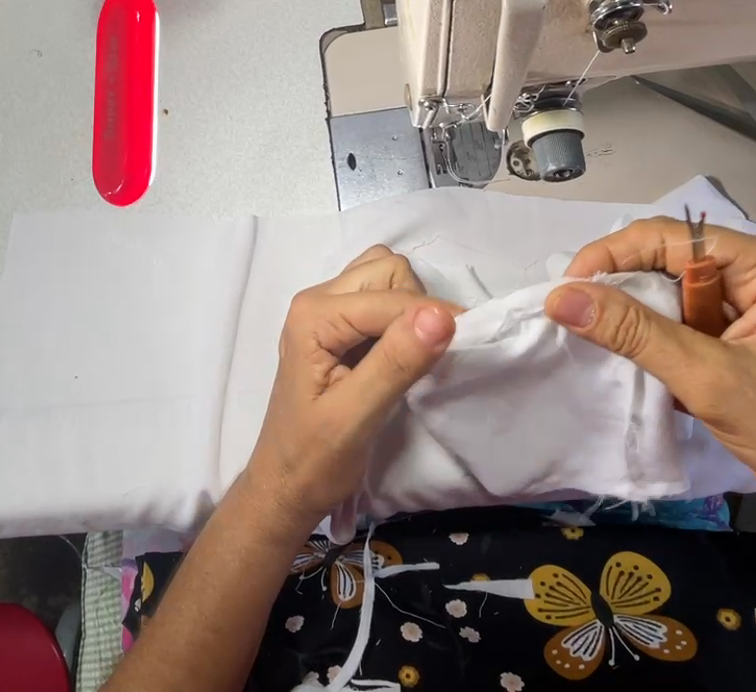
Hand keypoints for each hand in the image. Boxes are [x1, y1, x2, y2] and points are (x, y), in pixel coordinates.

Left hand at [238, 245, 458, 533]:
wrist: (285, 484)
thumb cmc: (314, 459)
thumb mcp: (356, 417)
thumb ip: (396, 363)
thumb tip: (441, 316)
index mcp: (314, 315)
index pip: (391, 297)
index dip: (433, 317)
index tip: (470, 344)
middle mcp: (316, 299)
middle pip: (386, 271)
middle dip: (418, 305)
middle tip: (428, 356)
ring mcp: (325, 310)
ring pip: (385, 277)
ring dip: (410, 306)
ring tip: (413, 354)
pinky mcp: (338, 325)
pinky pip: (380, 297)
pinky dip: (402, 315)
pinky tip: (402, 352)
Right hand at [544, 218, 755, 525]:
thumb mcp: (709, 379)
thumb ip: (634, 333)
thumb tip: (559, 297)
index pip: (671, 236)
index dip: (612, 255)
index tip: (566, 289)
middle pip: (669, 256)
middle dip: (622, 285)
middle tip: (578, 316)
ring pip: (672, 286)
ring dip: (638, 313)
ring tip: (604, 338)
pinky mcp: (745, 326)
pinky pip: (684, 312)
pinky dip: (656, 331)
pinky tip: (639, 354)